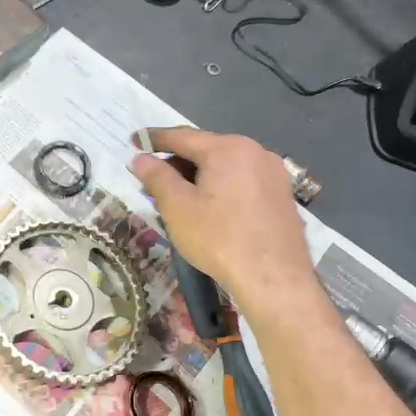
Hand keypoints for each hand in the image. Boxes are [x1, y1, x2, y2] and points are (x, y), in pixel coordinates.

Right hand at [130, 128, 320, 318]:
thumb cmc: (219, 238)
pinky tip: (210, 208)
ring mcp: (274, 173)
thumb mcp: (177, 207)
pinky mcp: (283, 195)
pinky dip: (221, 186)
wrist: (275, 280)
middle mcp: (255, 152)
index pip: (182, 136)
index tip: (133, 141)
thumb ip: (157, 176)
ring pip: (225, 166)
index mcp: (228, 148)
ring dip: (198, 176)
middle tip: (153, 180)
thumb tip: (141, 158)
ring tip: (179, 198)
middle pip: (206, 149)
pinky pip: (242, 180)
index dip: (153, 139)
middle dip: (177, 162)